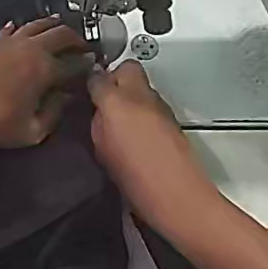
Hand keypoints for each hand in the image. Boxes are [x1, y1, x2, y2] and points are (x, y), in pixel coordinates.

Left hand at [0, 17, 92, 149]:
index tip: (93, 69)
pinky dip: (24, 28)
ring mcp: (11, 42)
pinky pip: (14, 29)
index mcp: (46, 69)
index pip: (76, 63)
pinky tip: (23, 28)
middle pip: (62, 34)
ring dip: (55, 26)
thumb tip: (64, 101)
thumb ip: (54, 114)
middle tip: (84, 47)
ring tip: (63, 30)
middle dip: (77, 40)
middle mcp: (31, 49)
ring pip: (39, 24)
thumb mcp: (31, 131)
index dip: (88, 66)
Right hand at [88, 61, 223, 233]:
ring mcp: (161, 108)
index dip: (91, 82)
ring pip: (142, 85)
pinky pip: (152, 103)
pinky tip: (137, 132)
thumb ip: (97, 122)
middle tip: (105, 99)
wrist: (180, 200)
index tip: (87, 91)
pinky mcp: (174, 120)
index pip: (99, 77)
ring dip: (131, 94)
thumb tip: (97, 111)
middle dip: (115, 78)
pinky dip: (143, 109)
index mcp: (118, 103)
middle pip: (127, 68)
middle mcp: (143, 98)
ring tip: (121, 119)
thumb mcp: (103, 152)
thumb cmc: (138, 181)